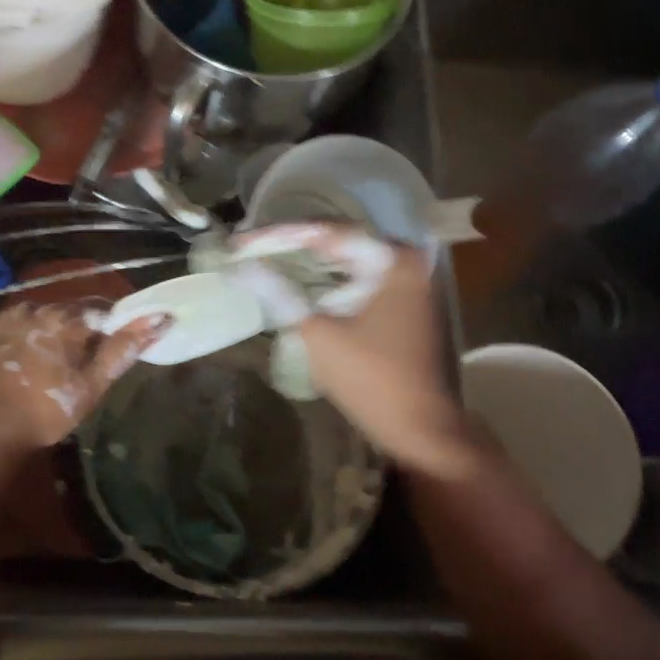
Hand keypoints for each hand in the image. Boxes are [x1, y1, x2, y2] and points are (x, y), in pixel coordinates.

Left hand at [0, 301, 169, 452]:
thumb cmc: (49, 410)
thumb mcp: (92, 384)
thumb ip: (123, 348)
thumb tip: (160, 319)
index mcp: (64, 317)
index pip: (101, 311)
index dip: (111, 331)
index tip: (110, 353)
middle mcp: (35, 307)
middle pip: (70, 313)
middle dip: (81, 333)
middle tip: (83, 366)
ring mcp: (8, 318)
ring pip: (43, 318)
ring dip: (53, 333)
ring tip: (55, 366)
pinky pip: (19, 327)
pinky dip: (28, 339)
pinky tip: (30, 362)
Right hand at [228, 223, 472, 472]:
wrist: (419, 427)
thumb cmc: (371, 380)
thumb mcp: (319, 335)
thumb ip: (281, 294)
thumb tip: (241, 267)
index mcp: (391, 259)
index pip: (325, 233)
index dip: (278, 235)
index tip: (240, 242)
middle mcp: (404, 261)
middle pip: (336, 241)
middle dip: (289, 245)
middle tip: (246, 247)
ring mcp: (405, 283)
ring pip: (343, 262)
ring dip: (304, 263)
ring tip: (260, 260)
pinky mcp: (398, 304)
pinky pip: (353, 280)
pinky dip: (323, 282)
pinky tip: (291, 284)